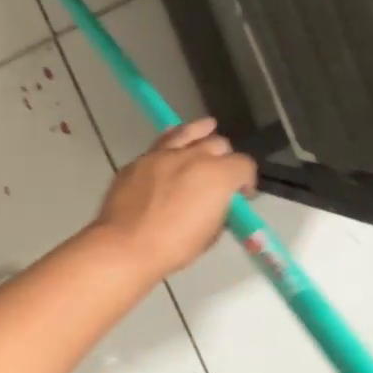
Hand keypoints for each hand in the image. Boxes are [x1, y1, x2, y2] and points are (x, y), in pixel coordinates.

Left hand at [89, 118, 256, 279]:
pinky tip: (170, 148)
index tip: (242, 194)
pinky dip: (170, 143)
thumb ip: (219, 208)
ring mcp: (161, 155)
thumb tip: (217, 201)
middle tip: (220, 172)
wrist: (125, 246)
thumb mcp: (210, 232)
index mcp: (217, 175)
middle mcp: (192, 156)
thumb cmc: (173, 246)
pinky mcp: (138, 161)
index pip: (244, 165)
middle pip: (217, 144)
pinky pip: (159, 145)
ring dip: (200, 131)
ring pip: (186, 133)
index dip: (247, 180)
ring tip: (207, 126)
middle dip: (224, 157)